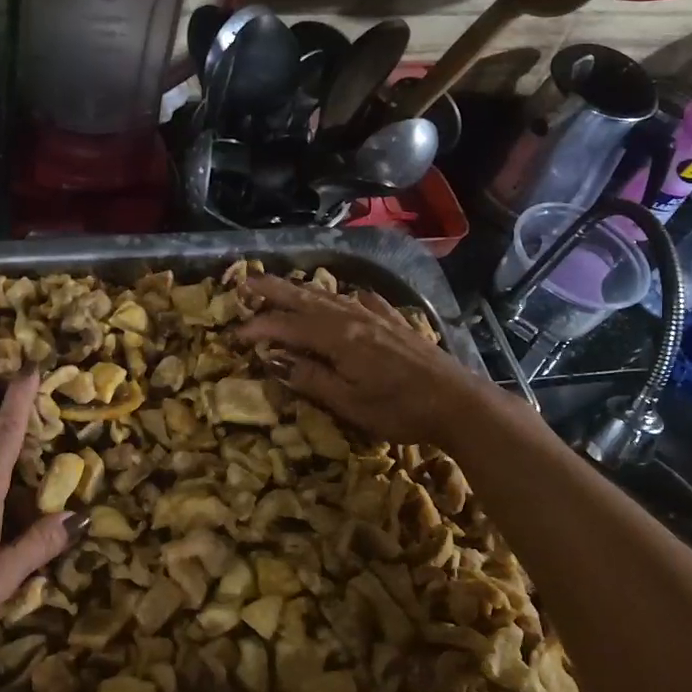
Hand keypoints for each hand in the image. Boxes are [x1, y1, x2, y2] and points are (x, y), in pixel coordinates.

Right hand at [236, 273, 530, 448]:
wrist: (458, 402)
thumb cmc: (399, 409)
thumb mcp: (348, 403)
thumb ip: (309, 379)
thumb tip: (272, 359)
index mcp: (337, 337)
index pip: (287, 326)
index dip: (258, 327)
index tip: (233, 334)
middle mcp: (352, 318)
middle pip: (305, 299)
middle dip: (273, 291)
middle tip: (245, 283)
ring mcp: (376, 317)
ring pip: (330, 296)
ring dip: (301, 290)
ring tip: (282, 285)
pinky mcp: (396, 323)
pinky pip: (362, 300)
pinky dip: (344, 296)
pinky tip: (347, 296)